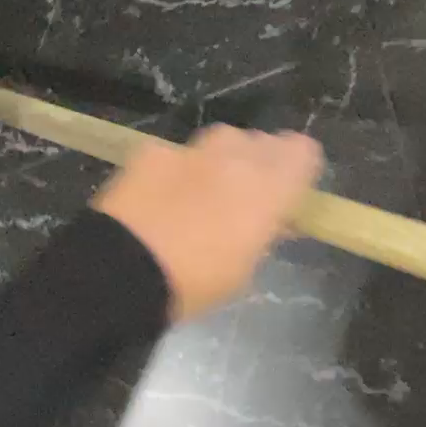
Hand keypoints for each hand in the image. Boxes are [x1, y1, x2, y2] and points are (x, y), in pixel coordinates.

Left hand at [90, 125, 323, 321]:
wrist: (122, 273)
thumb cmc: (191, 285)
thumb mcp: (242, 272)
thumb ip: (262, 235)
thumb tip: (273, 221)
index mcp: (268, 190)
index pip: (303, 153)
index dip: (294, 171)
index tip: (284, 194)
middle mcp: (236, 158)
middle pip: (261, 142)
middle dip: (256, 164)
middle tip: (238, 199)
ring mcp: (191, 151)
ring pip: (220, 141)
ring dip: (217, 162)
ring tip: (196, 195)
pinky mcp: (151, 152)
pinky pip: (174, 153)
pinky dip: (172, 169)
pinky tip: (155, 197)